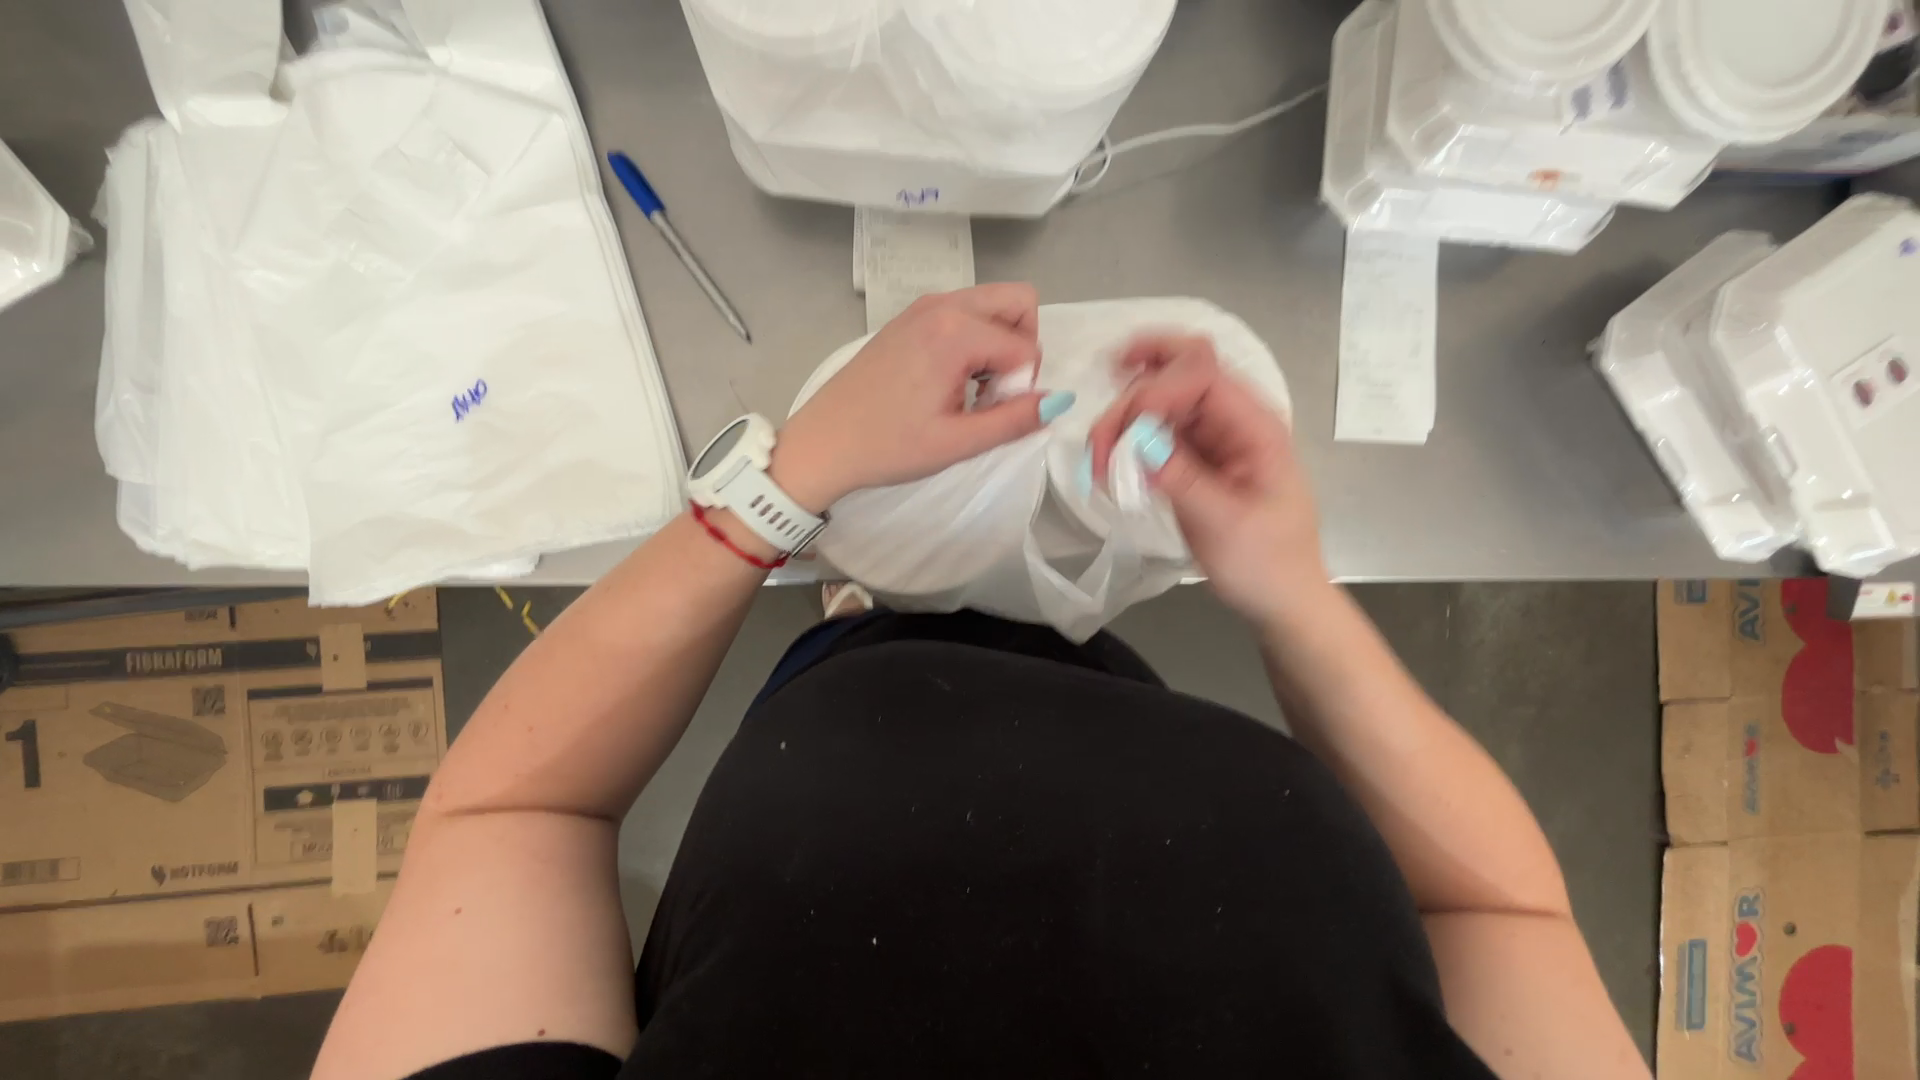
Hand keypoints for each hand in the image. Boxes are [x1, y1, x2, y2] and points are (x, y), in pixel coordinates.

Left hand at [773, 284, 1070, 512]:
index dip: (1021, 385)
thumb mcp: (957, 442)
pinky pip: (962, 313)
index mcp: (955, 331)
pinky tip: (947, 382)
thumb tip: (1060, 402)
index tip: (990, 413)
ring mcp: (921, 307)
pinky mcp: (907, 318)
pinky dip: (971, 340)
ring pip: (990, 305)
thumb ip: (1015, 420)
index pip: (1026, 346)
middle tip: (991, 392)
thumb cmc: (888, 446)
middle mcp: (942, 305)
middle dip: (1020, 347)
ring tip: (968, 391)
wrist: (823, 444)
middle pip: (1017, 302)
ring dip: (996, 343)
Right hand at [1087, 335, 1327, 624]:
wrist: (1281, 598)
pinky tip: (1109, 464)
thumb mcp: (1224, 525)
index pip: (1202, 373)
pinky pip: (1153, 432)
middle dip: (1130, 399)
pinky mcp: (1192, 456)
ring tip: (1098, 464)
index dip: (1156, 388)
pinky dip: (1126, 441)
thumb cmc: (1266, 564)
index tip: (1125, 433)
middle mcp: (1232, 419)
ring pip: (1157, 400)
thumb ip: (1182, 479)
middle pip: (1175, 373)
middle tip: (1097, 448)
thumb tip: (1137, 441)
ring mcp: (1211, 436)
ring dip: (1121, 421)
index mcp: (1255, 426)